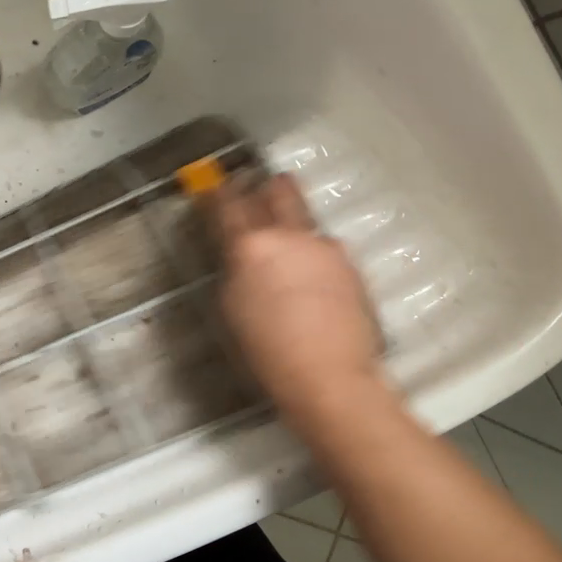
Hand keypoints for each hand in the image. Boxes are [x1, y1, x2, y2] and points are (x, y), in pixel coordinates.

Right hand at [207, 173, 383, 415]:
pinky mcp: (351, 267)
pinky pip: (324, 249)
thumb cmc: (264, 349)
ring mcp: (326, 249)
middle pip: (279, 192)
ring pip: (304, 221)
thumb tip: (240, 256)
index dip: (217, 192)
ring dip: (291, 224)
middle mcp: (291, 236)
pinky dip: (311, 253)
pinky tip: (308, 279)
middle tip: (256, 188)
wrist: (329, 376)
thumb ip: (235, 270)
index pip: (228, 204)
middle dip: (265, 188)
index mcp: (251, 245)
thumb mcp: (231, 307)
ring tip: (284, 244)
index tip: (210, 186)